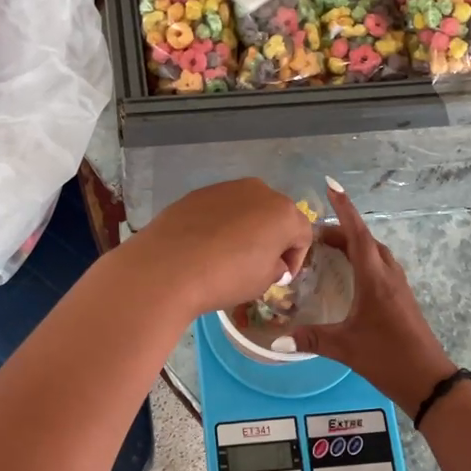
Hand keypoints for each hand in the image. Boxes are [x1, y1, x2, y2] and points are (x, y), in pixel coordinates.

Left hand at [123, 179, 315, 316]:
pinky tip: (206, 245)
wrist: (167, 267)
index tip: (281, 278)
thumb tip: (271, 261)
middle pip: (276, 215)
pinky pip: (221, 208)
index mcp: (283, 212)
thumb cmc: (225, 277)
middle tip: (258, 265)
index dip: (295, 259)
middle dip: (272, 239)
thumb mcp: (263, 282)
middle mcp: (259, 191)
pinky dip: (221, 223)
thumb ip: (276, 267)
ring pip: (247, 208)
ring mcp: (226, 188)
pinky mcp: (198, 193)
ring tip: (230, 255)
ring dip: (246, 228)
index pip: (302, 235)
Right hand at [289, 182, 457, 408]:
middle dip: (342, 229)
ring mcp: (398, 287)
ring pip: (375, 253)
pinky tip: (351, 273)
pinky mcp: (402, 299)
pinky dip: (363, 259)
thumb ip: (311, 339)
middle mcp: (388, 275)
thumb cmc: (388, 358)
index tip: (331, 185)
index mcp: (375, 278)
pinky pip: (380, 266)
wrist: (429, 381)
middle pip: (365, 240)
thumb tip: (277, 341)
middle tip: (315, 232)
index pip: (357, 234)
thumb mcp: (345, 348)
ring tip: (330, 248)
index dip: (344, 208)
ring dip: (354, 244)